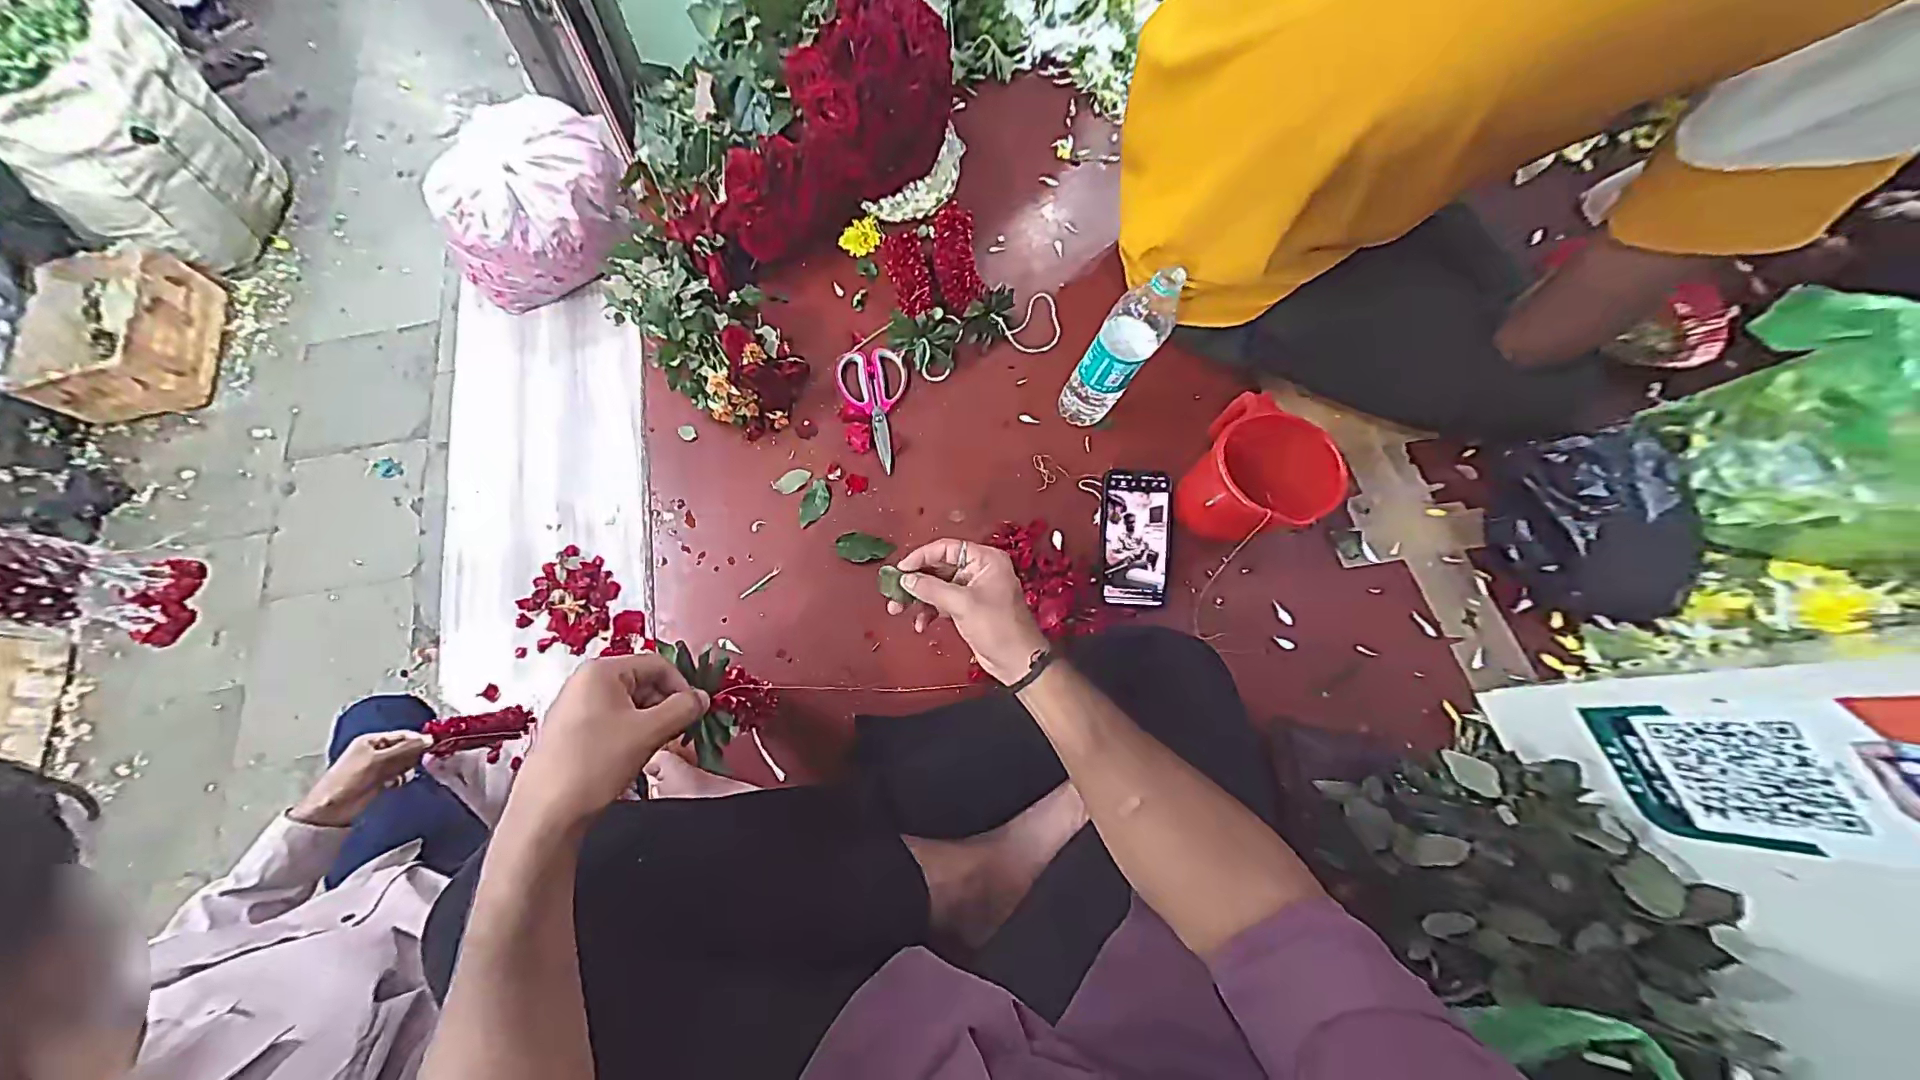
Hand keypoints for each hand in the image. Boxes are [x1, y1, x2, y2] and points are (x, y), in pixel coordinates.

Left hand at [290, 730, 433, 827]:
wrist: (331, 810)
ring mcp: (377, 766)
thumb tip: (431, 739)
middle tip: (416, 763)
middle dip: (413, 755)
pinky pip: (399, 773)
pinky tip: (396, 783)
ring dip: (407, 768)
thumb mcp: (380, 760)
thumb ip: (406, 749)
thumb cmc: (351, 780)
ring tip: (400, 776)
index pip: (404, 734)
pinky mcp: (380, 779)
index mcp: (372, 740)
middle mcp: (376, 750)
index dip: (418, 740)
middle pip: (406, 747)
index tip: (432, 747)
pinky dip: (401, 777)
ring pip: (405, 761)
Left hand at [507, 655, 708, 829]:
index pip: (658, 665)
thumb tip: (702, 698)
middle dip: (668, 707)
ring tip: (658, 747)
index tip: (695, 712)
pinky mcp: (573, 732)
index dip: (682, 686)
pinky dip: (634, 734)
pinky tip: (635, 756)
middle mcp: (586, 683)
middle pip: (645, 684)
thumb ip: (684, 708)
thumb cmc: (595, 763)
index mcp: (601, 672)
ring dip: (654, 723)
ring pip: (633, 706)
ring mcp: (577, 708)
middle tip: (680, 733)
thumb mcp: (649, 731)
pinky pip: (616, 722)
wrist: (545, 815)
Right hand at [888, 538, 1050, 684]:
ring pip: (938, 586)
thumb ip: (931, 588)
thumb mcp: (962, 604)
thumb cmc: (997, 627)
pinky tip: (920, 623)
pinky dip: (930, 610)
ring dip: (918, 598)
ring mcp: (974, 589)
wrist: (1017, 661)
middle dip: (916, 581)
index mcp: (985, 559)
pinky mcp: (969, 607)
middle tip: (893, 592)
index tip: (900, 570)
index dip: (921, 557)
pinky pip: (943, 602)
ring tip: (898, 609)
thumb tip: (906, 578)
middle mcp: (979, 570)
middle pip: (939, 567)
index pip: (946, 548)